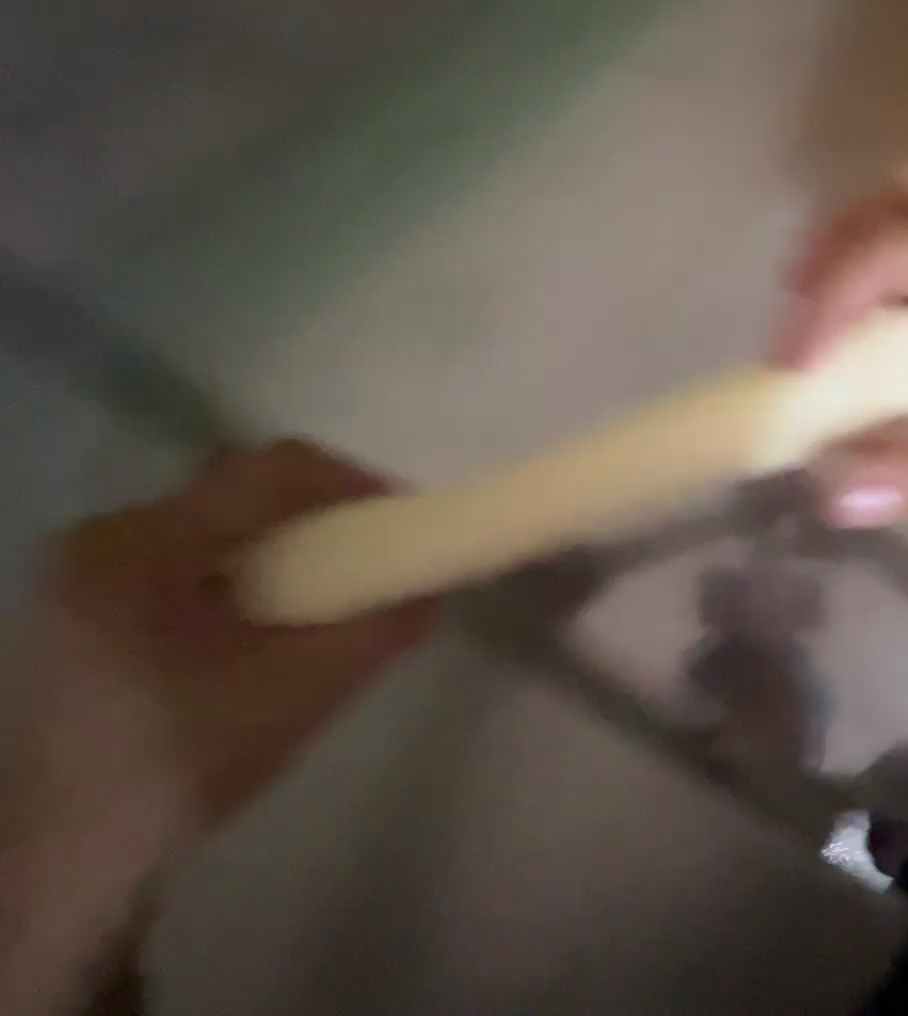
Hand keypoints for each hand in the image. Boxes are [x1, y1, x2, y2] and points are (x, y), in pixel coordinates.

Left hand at [24, 439, 436, 840]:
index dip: (363, 486)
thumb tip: (436, 593)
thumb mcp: (303, 690)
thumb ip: (384, 630)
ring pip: (230, 526)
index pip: (279, 469)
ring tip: (343, 600)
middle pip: (253, 491)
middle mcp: (108, 538)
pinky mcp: (93, 611)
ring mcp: (91, 575)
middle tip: (384, 565)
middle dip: (335, 518)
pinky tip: (284, 627)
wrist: (46, 863)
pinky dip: (263, 574)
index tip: (413, 531)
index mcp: (143, 542)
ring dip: (300, 548)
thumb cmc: (175, 761)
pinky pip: (204, 561)